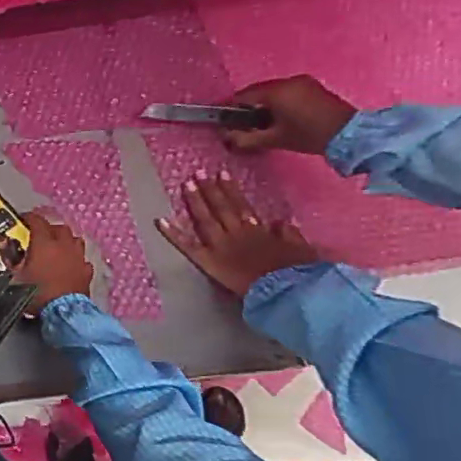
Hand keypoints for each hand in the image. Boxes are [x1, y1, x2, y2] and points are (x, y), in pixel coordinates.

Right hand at [12, 210, 94, 311]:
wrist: (64, 311)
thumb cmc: (36, 293)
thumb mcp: (14, 278)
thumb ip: (8, 259)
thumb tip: (2, 244)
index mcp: (44, 243)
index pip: (37, 221)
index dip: (28, 218)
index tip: (21, 220)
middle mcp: (63, 245)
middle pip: (58, 227)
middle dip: (48, 228)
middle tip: (39, 235)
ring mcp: (78, 257)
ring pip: (74, 239)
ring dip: (64, 241)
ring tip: (56, 247)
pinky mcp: (87, 270)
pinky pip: (81, 258)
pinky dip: (75, 259)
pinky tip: (70, 265)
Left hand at [156, 174, 321, 297]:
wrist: (288, 287)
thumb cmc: (298, 271)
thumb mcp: (300, 248)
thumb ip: (289, 234)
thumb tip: (281, 222)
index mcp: (257, 230)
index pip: (241, 205)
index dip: (229, 190)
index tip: (222, 175)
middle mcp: (236, 233)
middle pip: (220, 207)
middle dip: (209, 189)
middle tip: (197, 173)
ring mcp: (220, 245)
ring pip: (205, 219)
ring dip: (195, 201)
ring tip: (186, 184)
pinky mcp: (208, 261)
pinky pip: (187, 245)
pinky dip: (173, 234)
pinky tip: (160, 221)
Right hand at [221, 75, 358, 154]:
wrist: (347, 133)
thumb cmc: (306, 136)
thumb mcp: (272, 140)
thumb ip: (244, 138)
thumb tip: (225, 135)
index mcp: (277, 92)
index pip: (243, 95)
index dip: (228, 106)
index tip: (218, 116)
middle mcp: (288, 81)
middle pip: (258, 91)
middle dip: (245, 105)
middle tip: (235, 122)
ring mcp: (302, 82)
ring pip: (271, 90)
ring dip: (260, 103)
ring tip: (254, 120)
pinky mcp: (312, 86)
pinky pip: (285, 91)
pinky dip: (275, 101)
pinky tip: (273, 116)